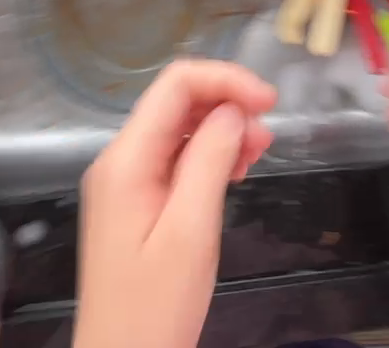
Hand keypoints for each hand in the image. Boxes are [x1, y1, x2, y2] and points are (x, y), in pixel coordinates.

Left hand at [75, 61, 276, 347]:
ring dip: (222, 130)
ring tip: (259, 153)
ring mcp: (126, 179)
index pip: (175, 84)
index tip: (268, 103)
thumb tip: (233, 110)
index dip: (225, 80)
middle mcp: (120, 158)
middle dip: (226, 105)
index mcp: (126, 159)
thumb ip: (210, 160)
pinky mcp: (136, 199)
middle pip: (177, 101)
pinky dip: (209, 154)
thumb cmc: (155, 307)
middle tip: (267, 137)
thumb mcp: (191, 232)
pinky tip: (235, 170)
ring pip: (179, 127)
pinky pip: (175, 156)